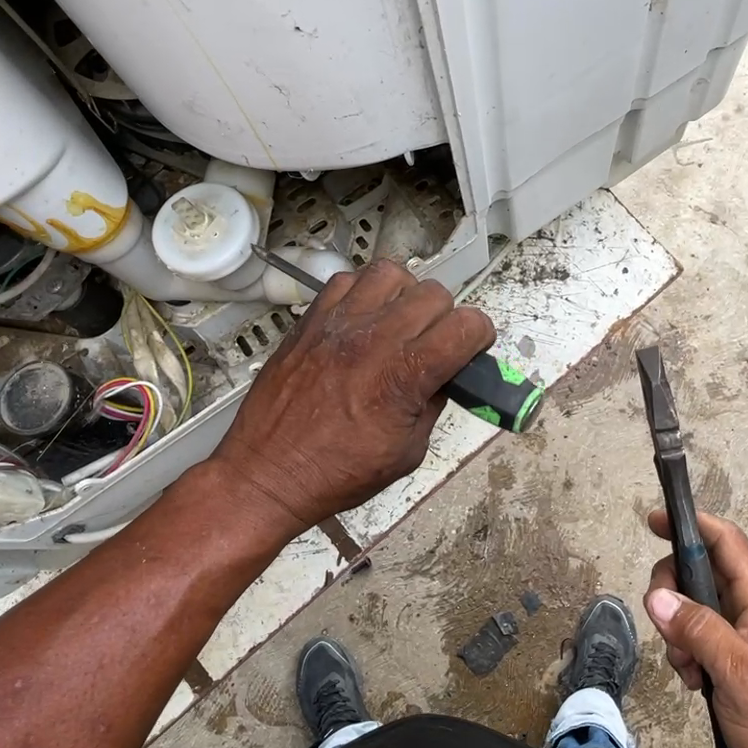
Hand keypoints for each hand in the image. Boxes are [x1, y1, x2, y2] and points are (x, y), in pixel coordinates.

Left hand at [203, 259, 494, 537]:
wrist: (268, 473)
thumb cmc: (337, 473)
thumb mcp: (408, 453)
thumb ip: (433, 404)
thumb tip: (444, 376)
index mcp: (406, 376)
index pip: (466, 326)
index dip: (479, 337)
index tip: (471, 349)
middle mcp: (375, 340)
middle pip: (435, 294)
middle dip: (445, 318)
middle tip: (434, 344)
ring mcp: (340, 324)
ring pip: (392, 274)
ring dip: (405, 295)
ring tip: (398, 323)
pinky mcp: (311, 320)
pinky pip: (347, 280)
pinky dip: (363, 293)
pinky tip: (363, 320)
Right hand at [643, 510, 747, 747]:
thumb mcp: (738, 675)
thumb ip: (699, 630)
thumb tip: (658, 597)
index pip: (726, 542)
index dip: (692, 525)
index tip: (654, 522)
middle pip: (701, 570)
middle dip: (673, 591)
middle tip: (666, 628)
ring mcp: (745, 634)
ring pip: (695, 605)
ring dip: (679, 630)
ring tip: (688, 668)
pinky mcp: (736, 658)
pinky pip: (699, 636)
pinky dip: (687, 651)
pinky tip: (694, 681)